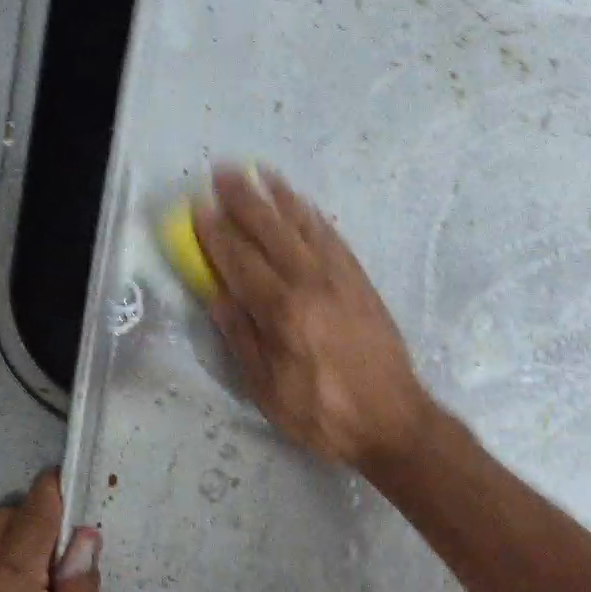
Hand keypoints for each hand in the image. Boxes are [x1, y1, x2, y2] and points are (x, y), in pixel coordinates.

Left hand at [0, 470, 101, 591]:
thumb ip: (80, 582)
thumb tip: (83, 535)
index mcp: (10, 578)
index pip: (33, 513)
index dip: (53, 490)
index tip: (72, 474)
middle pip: (4, 520)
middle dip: (37, 514)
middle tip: (76, 537)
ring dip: (21, 539)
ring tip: (60, 569)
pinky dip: (9, 563)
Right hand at [193, 165, 436, 467]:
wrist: (391, 419)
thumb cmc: (323, 414)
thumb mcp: (268, 390)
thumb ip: (242, 340)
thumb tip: (218, 298)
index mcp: (282, 312)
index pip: (240, 262)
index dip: (216, 234)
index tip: (199, 208)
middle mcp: (310, 284)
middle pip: (271, 231)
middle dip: (244, 200)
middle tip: (223, 172)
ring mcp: (341, 279)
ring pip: (305, 227)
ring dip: (280, 198)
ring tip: (261, 173)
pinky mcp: (362, 283)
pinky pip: (334, 239)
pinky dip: (315, 218)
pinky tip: (304, 207)